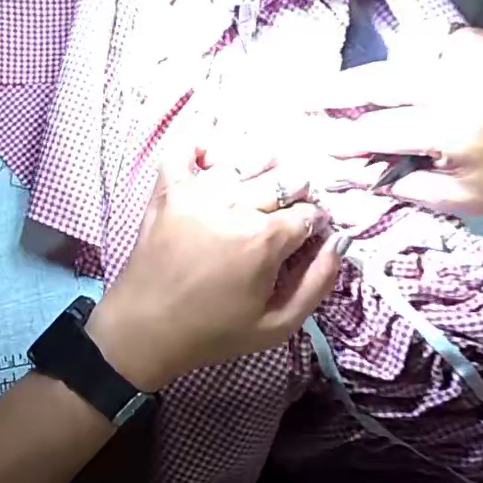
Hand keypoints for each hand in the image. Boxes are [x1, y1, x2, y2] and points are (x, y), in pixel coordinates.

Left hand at [84, 145, 346, 391]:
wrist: (144, 331)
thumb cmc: (214, 333)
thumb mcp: (277, 326)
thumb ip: (317, 284)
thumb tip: (339, 243)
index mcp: (263, 239)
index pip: (308, 213)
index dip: (313, 225)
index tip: (305, 237)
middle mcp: (234, 206)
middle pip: (282, 181)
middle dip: (293, 195)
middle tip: (282, 217)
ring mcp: (197, 194)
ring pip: (242, 162)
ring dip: (259, 169)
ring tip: (256, 190)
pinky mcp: (167, 191)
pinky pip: (184, 152)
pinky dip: (200, 149)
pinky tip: (212, 160)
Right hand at [309, 26, 482, 244]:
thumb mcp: (467, 199)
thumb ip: (407, 182)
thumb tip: (362, 173)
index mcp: (454, 127)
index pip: (376, 128)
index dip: (337, 135)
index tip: (308, 134)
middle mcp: (469, 77)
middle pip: (385, 76)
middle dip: (341, 87)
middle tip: (310, 93)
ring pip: (426, 50)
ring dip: (402, 71)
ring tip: (393, 89)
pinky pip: (471, 42)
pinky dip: (455, 63)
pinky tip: (465, 83)